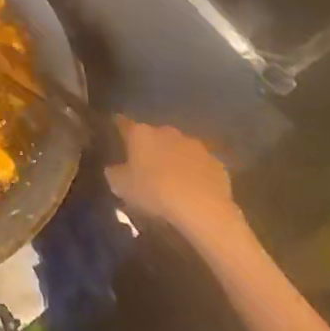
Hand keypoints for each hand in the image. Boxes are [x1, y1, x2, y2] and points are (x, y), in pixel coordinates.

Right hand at [103, 117, 241, 233]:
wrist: (201, 207)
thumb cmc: (154, 192)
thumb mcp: (121, 187)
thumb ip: (114, 173)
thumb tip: (114, 168)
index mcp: (141, 133)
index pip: (123, 123)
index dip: (118, 128)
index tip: (114, 134)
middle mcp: (167, 131)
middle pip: (154, 135)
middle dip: (150, 147)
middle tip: (145, 166)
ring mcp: (194, 144)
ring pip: (179, 148)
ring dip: (174, 159)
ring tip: (172, 180)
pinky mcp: (216, 162)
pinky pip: (200, 165)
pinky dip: (195, 173)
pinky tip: (193, 190)